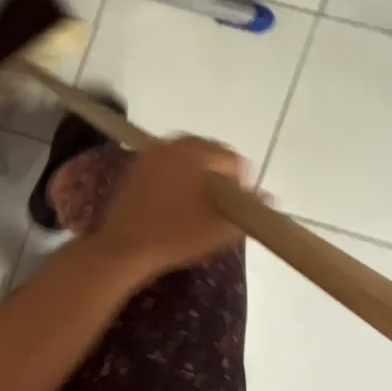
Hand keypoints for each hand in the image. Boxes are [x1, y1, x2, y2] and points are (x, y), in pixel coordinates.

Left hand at [85, 135, 245, 274]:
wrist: (125, 245)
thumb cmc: (176, 235)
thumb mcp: (221, 228)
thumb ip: (249, 209)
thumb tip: (266, 197)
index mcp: (194, 153)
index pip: (231, 158)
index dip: (241, 181)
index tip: (238, 203)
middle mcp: (170, 145)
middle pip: (207, 150)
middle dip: (218, 171)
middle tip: (222, 200)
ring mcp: (149, 153)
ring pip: (185, 154)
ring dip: (197, 170)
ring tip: (201, 199)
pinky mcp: (134, 165)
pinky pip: (165, 161)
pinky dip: (176, 172)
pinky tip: (178, 197)